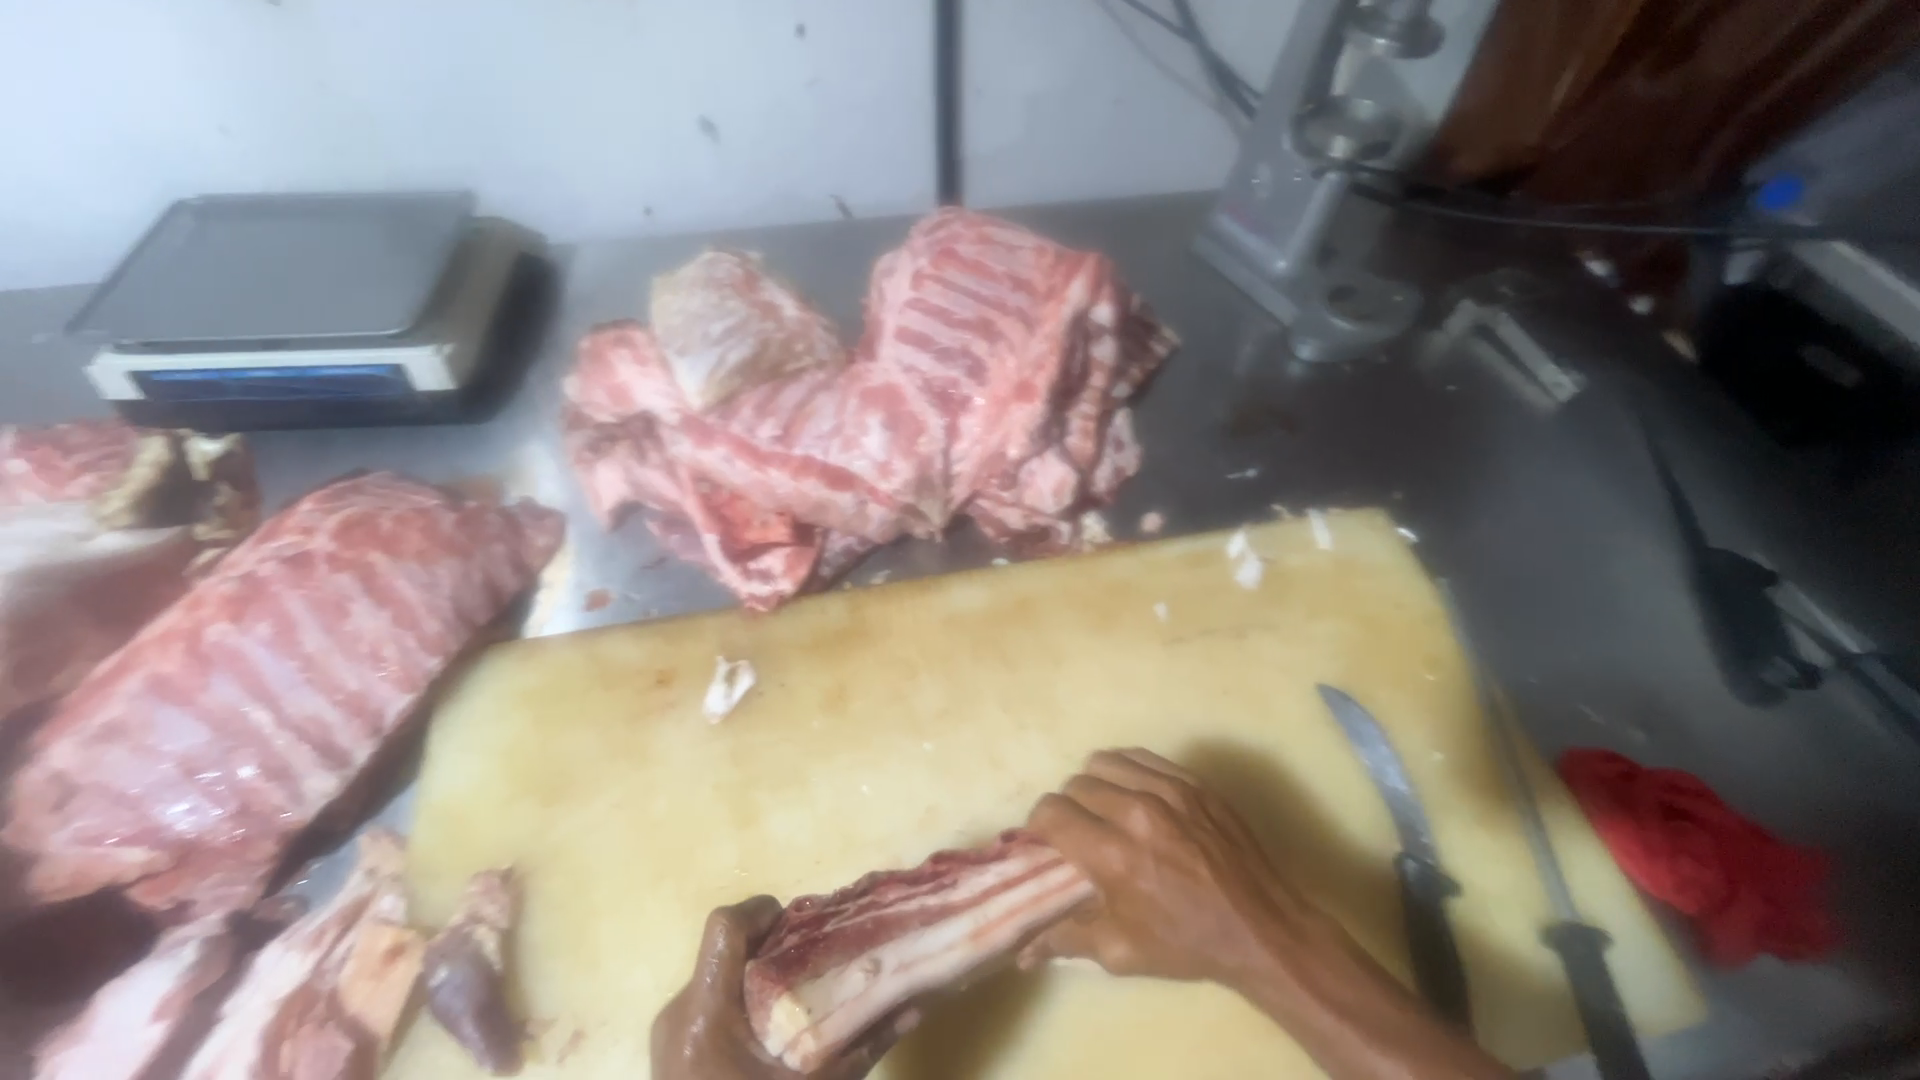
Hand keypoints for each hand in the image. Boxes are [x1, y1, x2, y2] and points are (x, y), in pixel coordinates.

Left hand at [651, 897, 916, 1079]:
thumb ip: (863, 1046)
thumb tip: (914, 1007)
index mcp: (707, 1015)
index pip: (724, 926)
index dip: (762, 910)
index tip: (800, 926)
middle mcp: (680, 1011)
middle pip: (726, 947)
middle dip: (772, 943)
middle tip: (814, 961)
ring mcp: (670, 1030)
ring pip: (720, 972)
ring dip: (759, 973)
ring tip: (797, 998)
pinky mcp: (672, 1046)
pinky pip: (709, 999)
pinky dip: (743, 999)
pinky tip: (772, 1030)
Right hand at [1018, 748, 1321, 991]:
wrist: (1261, 929)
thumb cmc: (1187, 944)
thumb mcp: (1120, 953)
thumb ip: (1064, 939)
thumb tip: (1021, 948)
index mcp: (1112, 855)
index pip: (1051, 813)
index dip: (1041, 827)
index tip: (1048, 843)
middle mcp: (1136, 812)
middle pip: (1074, 785)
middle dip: (1067, 808)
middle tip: (1079, 833)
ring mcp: (1168, 790)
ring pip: (1103, 762)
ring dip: (1094, 785)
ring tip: (1105, 809)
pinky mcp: (1193, 781)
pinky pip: (1139, 756)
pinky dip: (1125, 771)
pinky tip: (1131, 793)